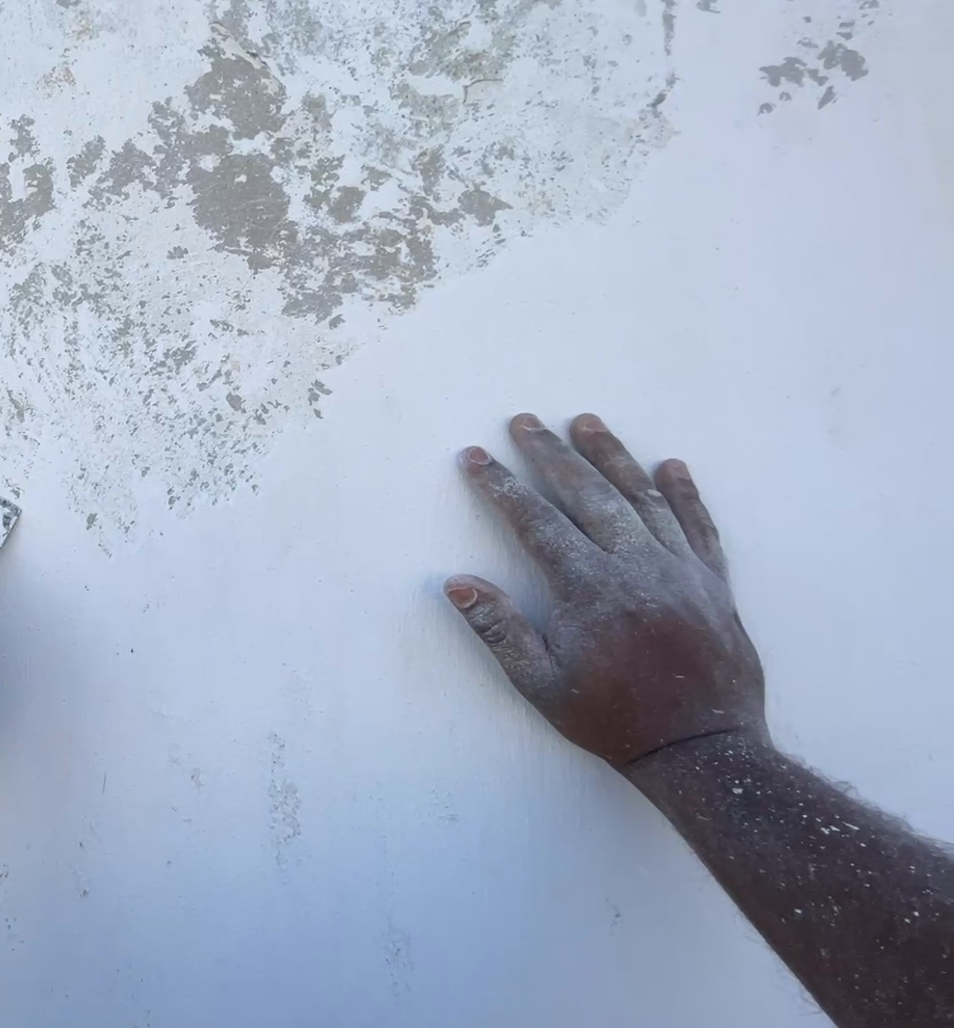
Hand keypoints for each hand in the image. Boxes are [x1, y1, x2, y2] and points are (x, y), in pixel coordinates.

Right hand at [445, 414, 765, 767]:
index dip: (501, 486)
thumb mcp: (537, 682)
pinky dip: (686, 494)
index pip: (537, 522)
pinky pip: (700, 527)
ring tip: (586, 422)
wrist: (703, 751)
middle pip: (590, 495)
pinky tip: (672, 466)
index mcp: (591, 590)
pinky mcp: (714, 585)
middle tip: (525, 421)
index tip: (475, 458)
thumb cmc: (609, 716)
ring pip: (644, 499)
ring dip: (612, 456)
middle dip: (552, 454)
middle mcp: (639, 569)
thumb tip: (457, 582)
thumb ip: (498, 628)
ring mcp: (682, 573)